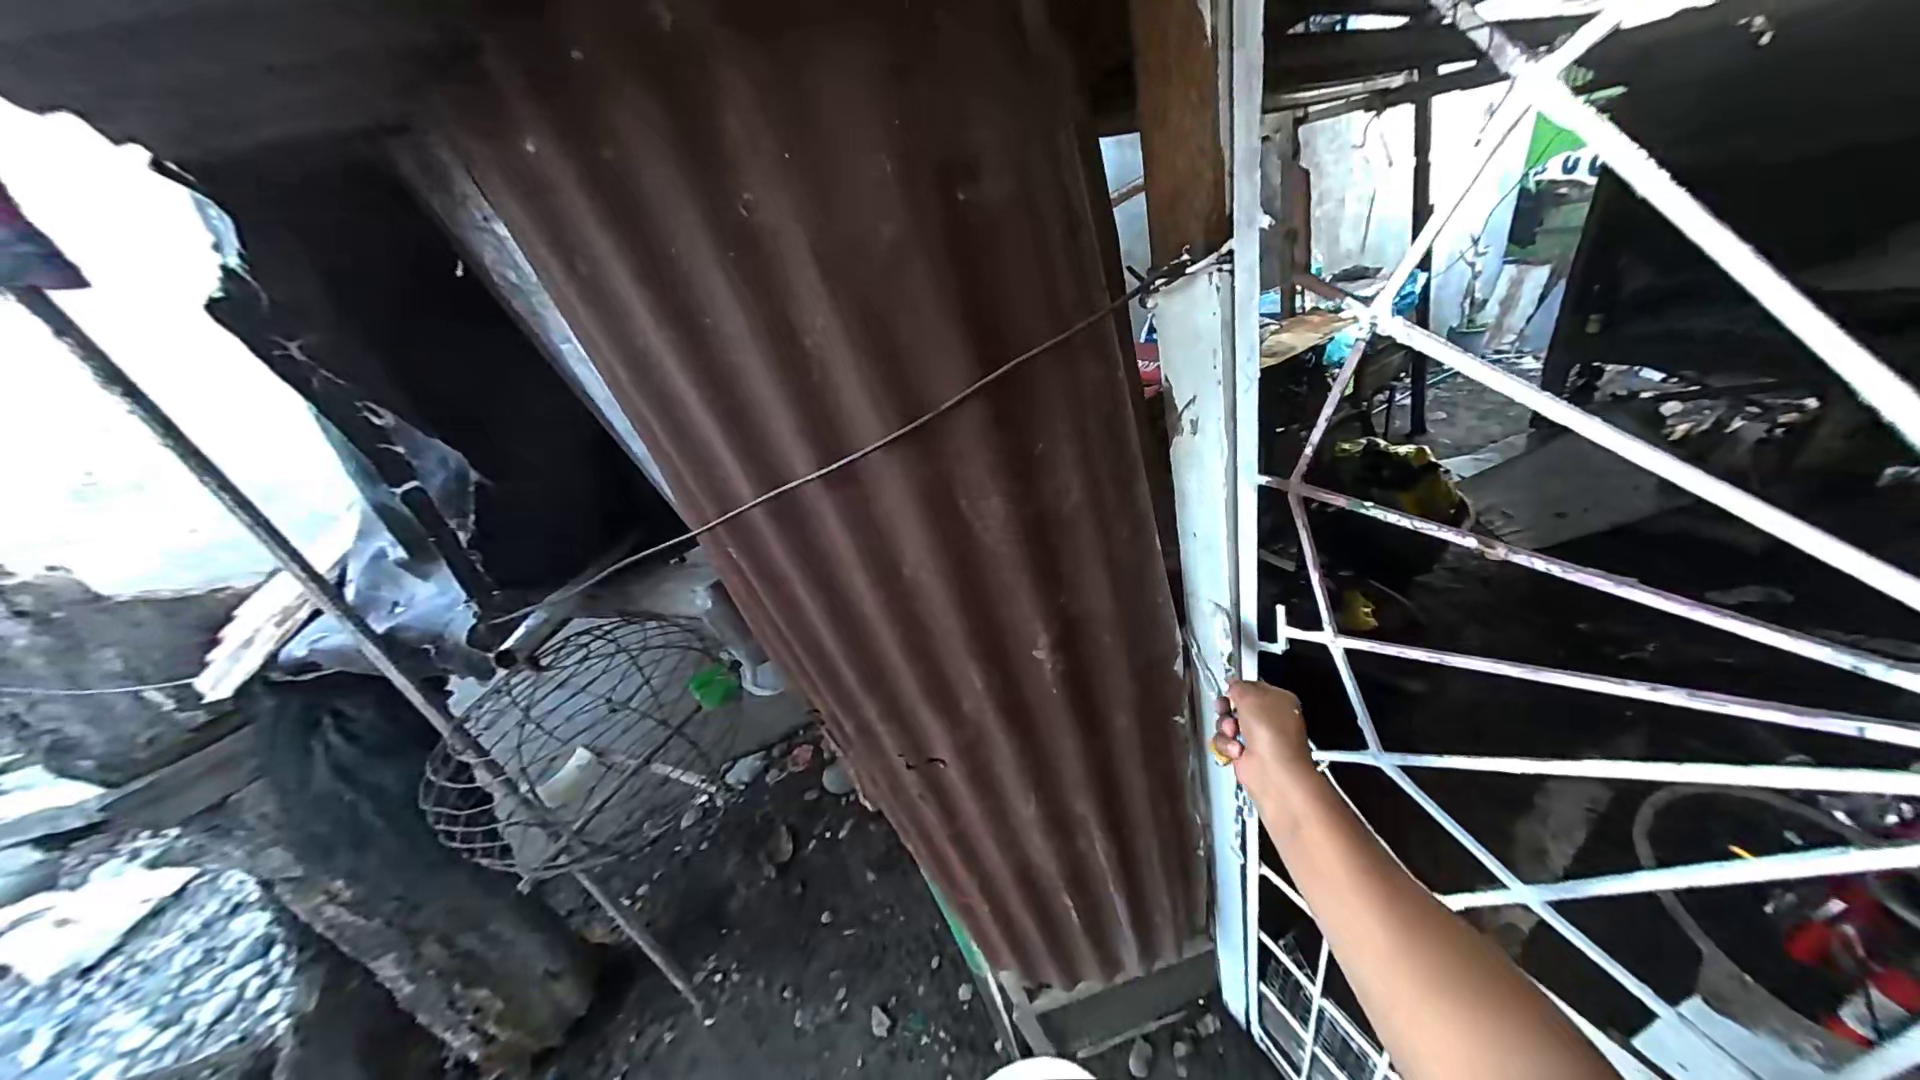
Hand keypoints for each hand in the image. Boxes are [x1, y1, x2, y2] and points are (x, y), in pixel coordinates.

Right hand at [1213, 679, 1311, 786]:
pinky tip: (1236, 749)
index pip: (1252, 687)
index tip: (1230, 690)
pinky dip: (1226, 744)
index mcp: (1278, 700)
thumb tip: (1232, 683)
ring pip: (1225, 723)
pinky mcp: (1243, 753)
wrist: (1272, 769)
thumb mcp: (1251, 695)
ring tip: (1233, 734)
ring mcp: (1256, 737)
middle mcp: (1268, 718)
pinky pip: (1223, 741)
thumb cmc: (1270, 730)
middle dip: (1226, 707)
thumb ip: (1238, 685)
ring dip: (1224, 727)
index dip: (1239, 688)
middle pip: (1235, 704)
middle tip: (1226, 710)